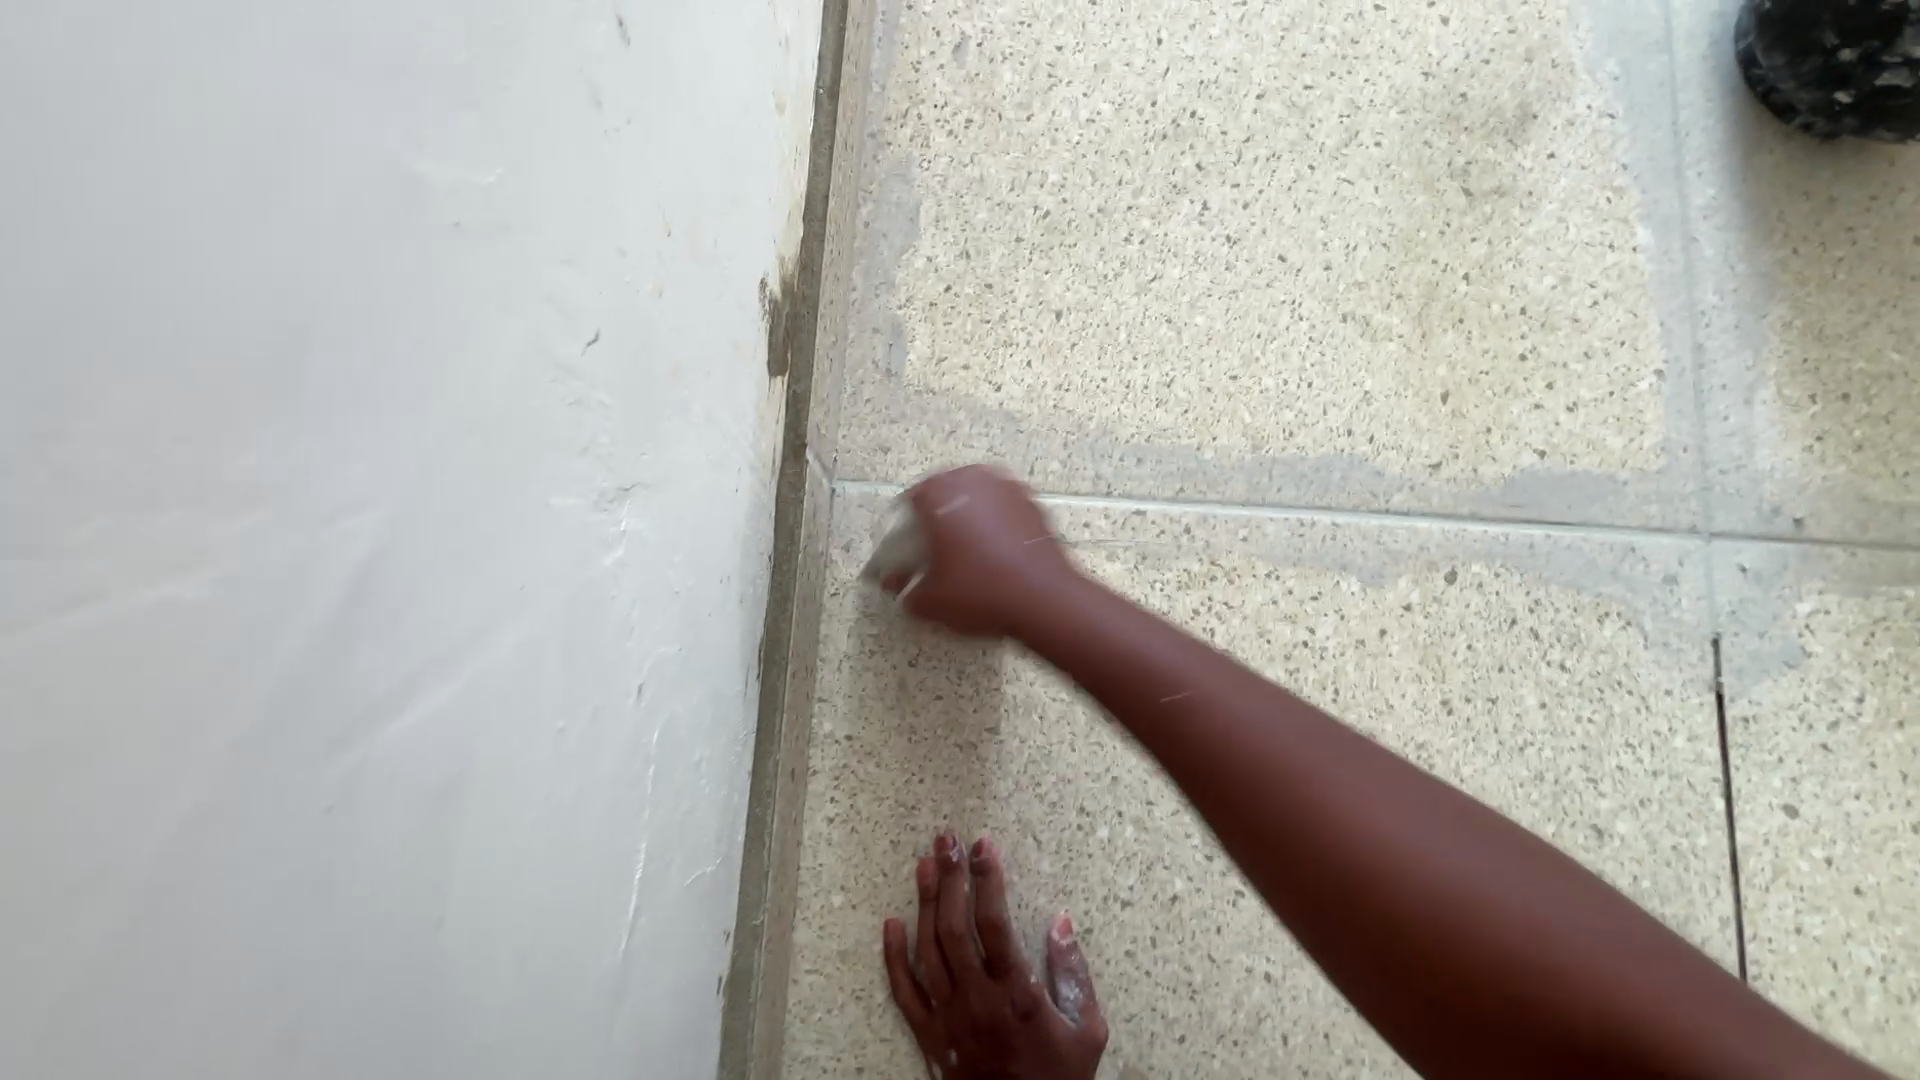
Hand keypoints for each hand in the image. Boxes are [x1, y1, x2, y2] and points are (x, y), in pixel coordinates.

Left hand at [883, 832, 1107, 1079]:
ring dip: (924, 904)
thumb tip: (1060, 920)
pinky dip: (893, 957)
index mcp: (1018, 995)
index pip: (996, 924)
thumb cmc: (1059, 1077)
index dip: (988, 879)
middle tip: (948, 840)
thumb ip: (1075, 972)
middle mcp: (977, 1001)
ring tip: (925, 864)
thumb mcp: (1087, 1030)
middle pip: (955, 928)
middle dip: (950, 878)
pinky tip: (892, 923)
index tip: (984, 845)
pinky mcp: (929, 1038)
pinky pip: (904, 993)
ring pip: (928, 951)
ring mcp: (949, 1019)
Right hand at [884, 466, 1076, 637]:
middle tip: (935, 548)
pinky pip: (1002, 507)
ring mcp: (1007, 487)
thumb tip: (893, 582)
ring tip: (966, 549)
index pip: (909, 500)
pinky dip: (995, 522)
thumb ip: (903, 588)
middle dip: (937, 516)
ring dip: (968, 516)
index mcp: (938, 493)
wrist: (1044, 599)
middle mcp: (972, 479)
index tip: (907, 549)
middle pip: (943, 492)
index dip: (905, 527)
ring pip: (976, 496)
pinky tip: (996, 551)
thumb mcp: (930, 600)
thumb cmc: (980, 593)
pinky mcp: (1033, 502)